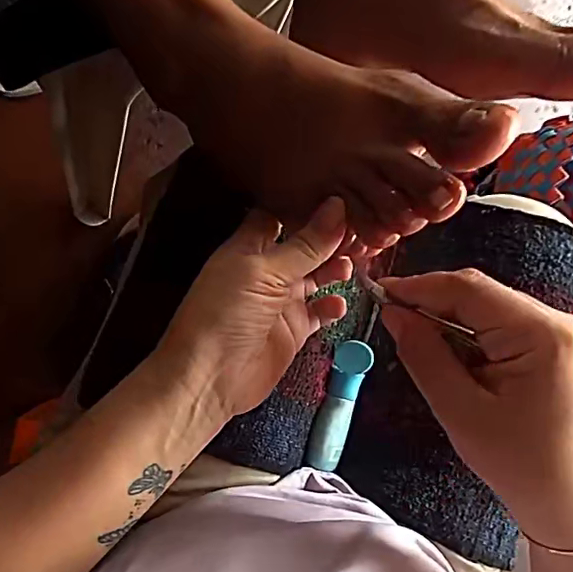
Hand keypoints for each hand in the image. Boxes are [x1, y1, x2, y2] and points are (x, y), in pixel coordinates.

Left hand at [153, 196, 353, 419]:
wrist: (209, 377)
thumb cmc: (222, 315)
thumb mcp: (263, 273)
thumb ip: (304, 245)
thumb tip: (336, 207)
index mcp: (248, 248)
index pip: (279, 215)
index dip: (307, 205)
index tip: (343, 194)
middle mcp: (265, 272)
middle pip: (304, 245)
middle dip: (331, 237)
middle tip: (363, 229)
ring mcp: (279, 302)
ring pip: (316, 276)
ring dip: (336, 267)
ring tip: (356, 261)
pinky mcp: (291, 331)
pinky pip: (318, 312)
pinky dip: (332, 305)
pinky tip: (339, 302)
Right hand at [378, 269, 572, 545]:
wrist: (572, 501)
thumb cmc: (517, 462)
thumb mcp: (458, 409)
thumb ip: (424, 354)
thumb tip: (395, 314)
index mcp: (546, 336)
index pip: (471, 290)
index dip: (419, 286)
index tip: (379, 291)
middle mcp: (567, 322)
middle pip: (484, 294)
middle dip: (433, 301)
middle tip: (390, 313)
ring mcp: (571, 333)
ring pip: (494, 307)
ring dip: (451, 317)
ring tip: (414, 333)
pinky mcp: (566, 346)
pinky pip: (509, 324)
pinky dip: (473, 331)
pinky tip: (450, 348)